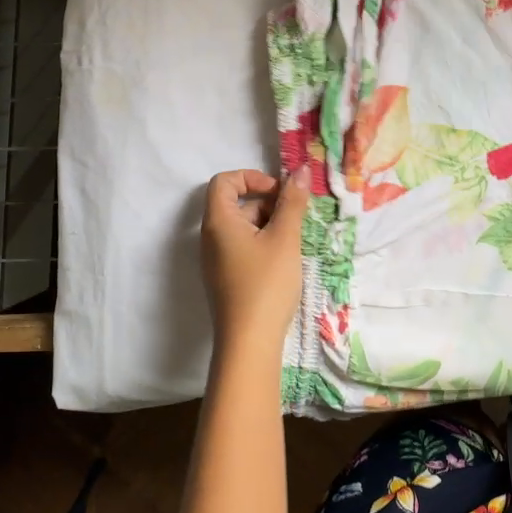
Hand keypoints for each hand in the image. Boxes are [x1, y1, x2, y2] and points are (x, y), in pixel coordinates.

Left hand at [201, 167, 309, 353]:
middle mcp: (211, 237)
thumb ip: (292, 202)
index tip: (278, 193)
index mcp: (218, 222)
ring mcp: (216, 260)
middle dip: (268, 203)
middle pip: (236, 203)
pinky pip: (243, 247)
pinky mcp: (226, 277)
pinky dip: (263, 244)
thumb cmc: (266, 284)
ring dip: (269, 225)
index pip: (224, 181)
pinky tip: (284, 261)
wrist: (249, 342)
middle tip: (295, 220)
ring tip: (293, 242)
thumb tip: (300, 170)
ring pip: (243, 227)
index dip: (252, 178)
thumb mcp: (284, 238)